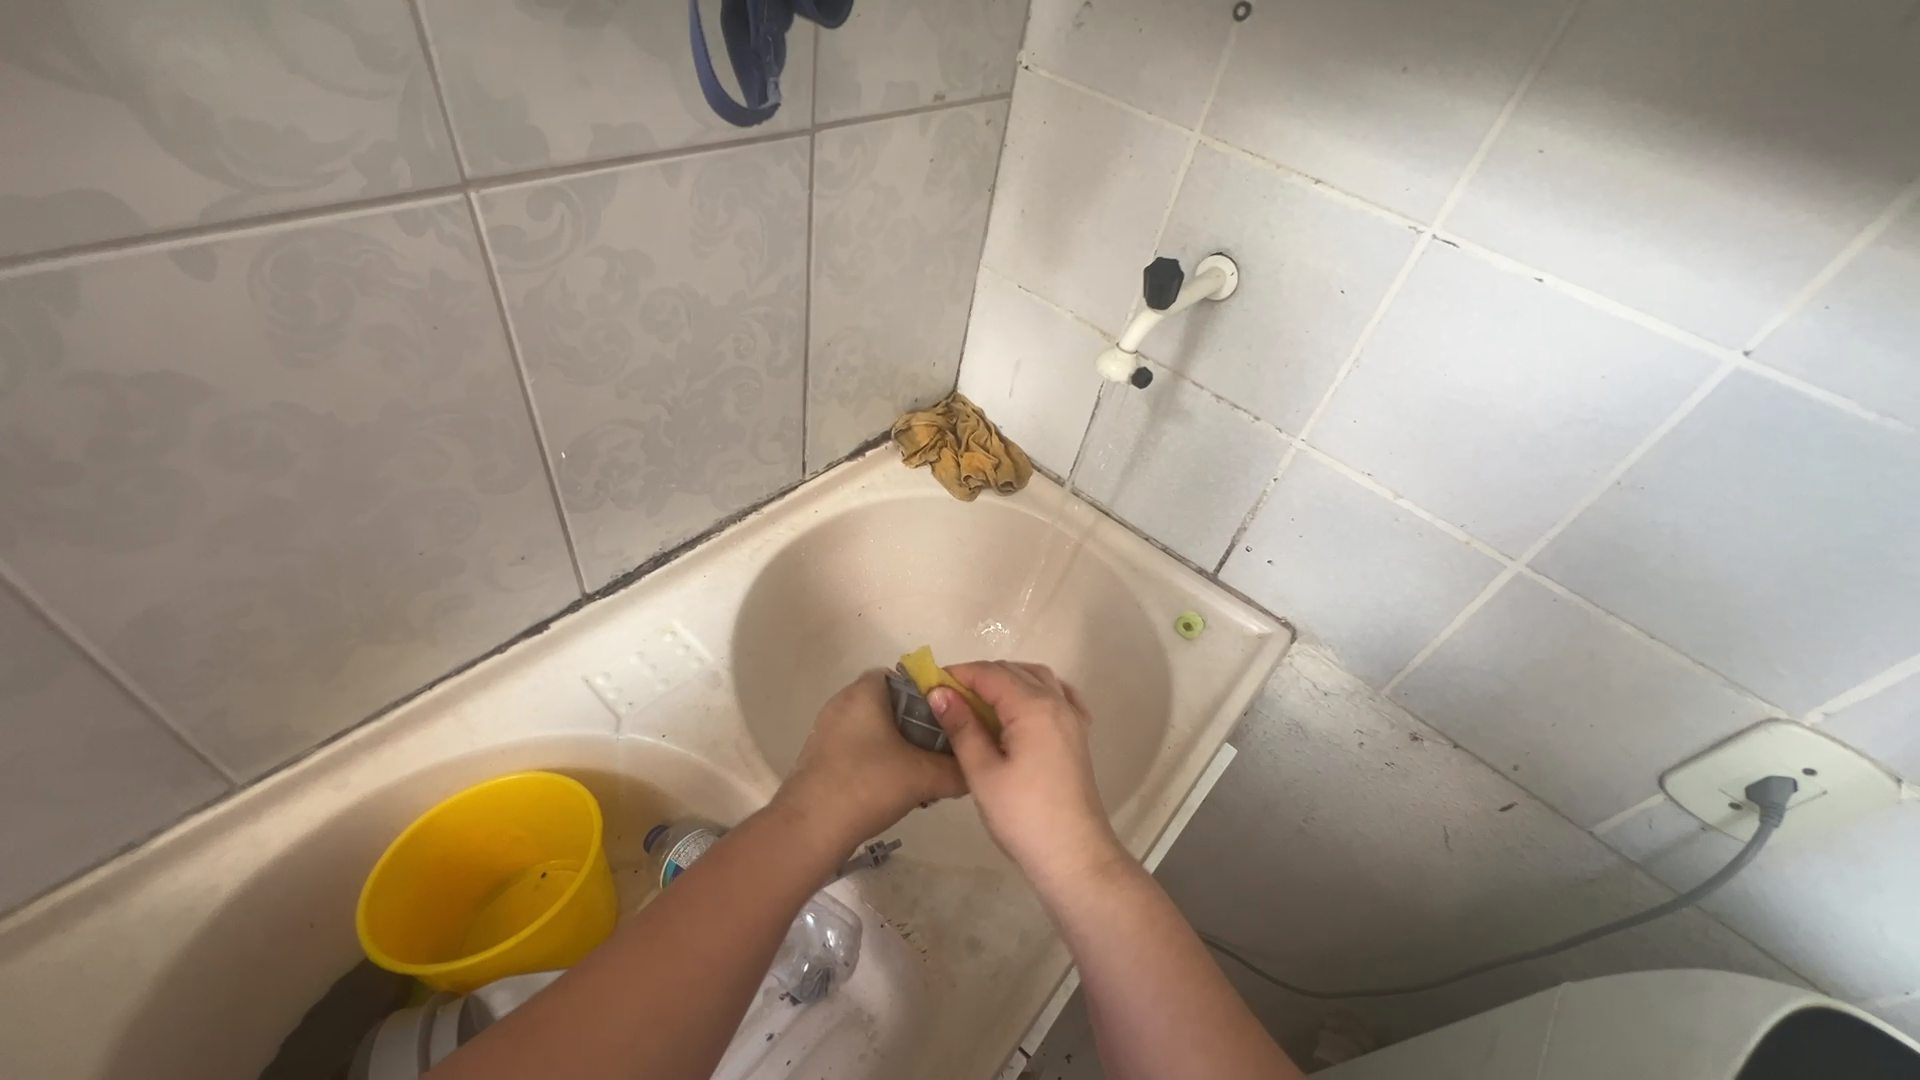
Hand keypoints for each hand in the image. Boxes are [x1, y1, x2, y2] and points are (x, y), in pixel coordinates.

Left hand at [773, 670, 966, 848]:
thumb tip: (974, 771)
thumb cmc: (868, 784)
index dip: (927, 694)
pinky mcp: (819, 759)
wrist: (810, 829)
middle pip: (889, 706)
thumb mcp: (925, 776)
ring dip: (898, 749)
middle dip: (916, 728)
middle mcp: (842, 703)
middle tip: (939, 752)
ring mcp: (826, 732)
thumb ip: (957, 770)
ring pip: (874, 731)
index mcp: (864, 692)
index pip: (900, 677)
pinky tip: (893, 792)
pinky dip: (877, 765)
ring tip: (921, 777)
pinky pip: (857, 752)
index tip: (947, 719)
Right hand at [930, 662, 1127, 889]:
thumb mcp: (982, 772)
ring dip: (1007, 680)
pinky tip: (1022, 706)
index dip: (958, 675)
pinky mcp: (1078, 736)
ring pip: (1037, 678)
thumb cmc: (1022, 816)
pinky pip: (1058, 695)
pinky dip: (1036, 690)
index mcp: (1032, 706)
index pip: (990, 674)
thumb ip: (962, 727)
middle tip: (946, 698)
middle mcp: (1056, 702)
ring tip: (977, 702)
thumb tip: (939, 692)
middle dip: (979, 676)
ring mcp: (1072, 718)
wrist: (1073, 855)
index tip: (929, 686)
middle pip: (1014, 671)